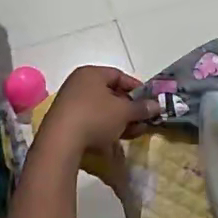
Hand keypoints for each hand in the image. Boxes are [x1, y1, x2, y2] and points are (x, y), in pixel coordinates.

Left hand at [35, 66, 160, 155]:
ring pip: (101, 109)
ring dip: (119, 120)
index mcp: (90, 74)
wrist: (60, 143)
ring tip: (133, 132)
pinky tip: (114, 138)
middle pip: (110, 93)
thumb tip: (157, 106)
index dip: (137, 88)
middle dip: (129, 108)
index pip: (119, 75)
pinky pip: (90, 120)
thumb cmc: (95, 117)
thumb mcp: (124, 112)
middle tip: (143, 119)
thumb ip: (141, 107)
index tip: (149, 101)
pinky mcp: (64, 121)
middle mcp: (78, 84)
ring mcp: (69, 103)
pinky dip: (104, 127)